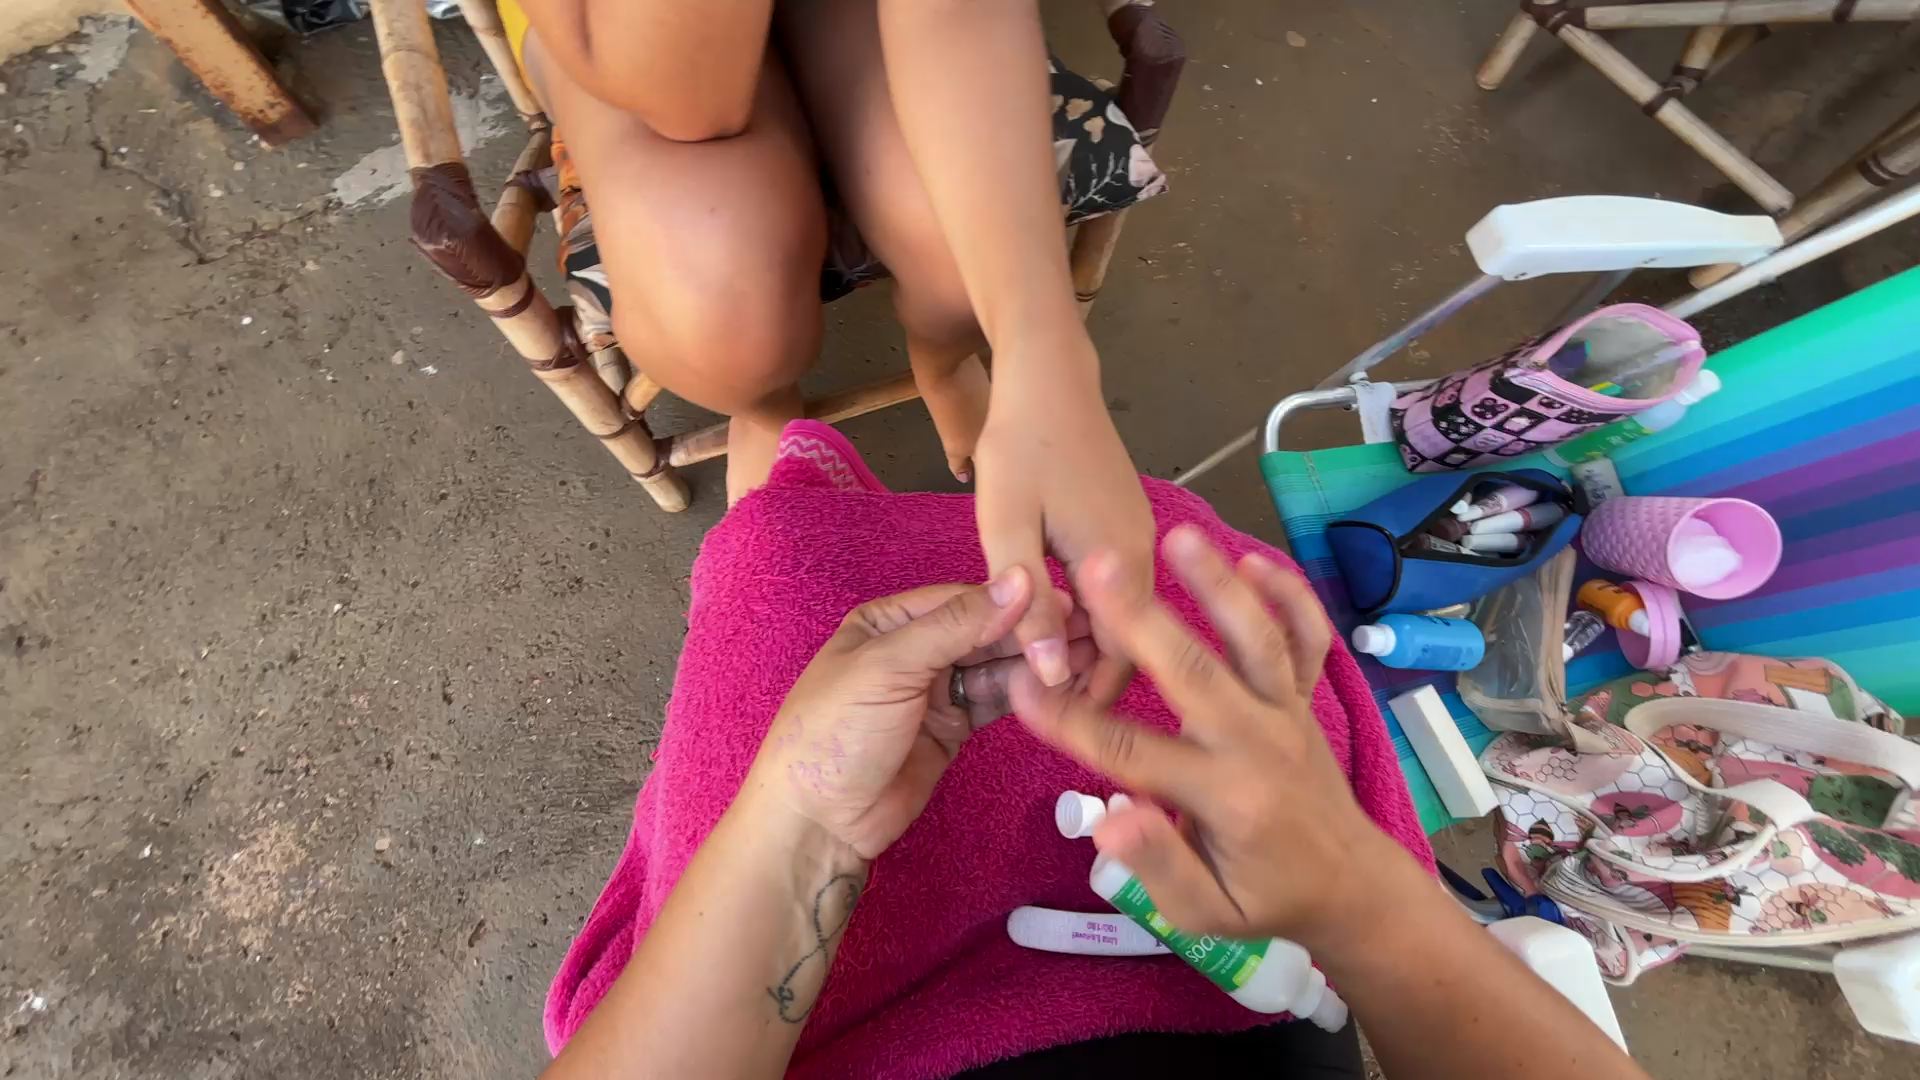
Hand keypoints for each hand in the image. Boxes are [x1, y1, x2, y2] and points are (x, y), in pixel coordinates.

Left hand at [751, 568, 1096, 860]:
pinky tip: (1060, 686)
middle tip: (1091, 629)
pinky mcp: (953, 726)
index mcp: (890, 621)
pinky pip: (995, 701)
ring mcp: (936, 689)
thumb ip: (956, 624)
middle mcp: (916, 648)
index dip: (1011, 601)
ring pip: (995, 667)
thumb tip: (1019, 578)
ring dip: (1035, 662)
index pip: (961, 601)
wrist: (819, 823)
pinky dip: (1025, 694)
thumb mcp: (890, 666)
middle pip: (983, 632)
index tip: (1064, 601)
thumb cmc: (838, 730)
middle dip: (1031, 632)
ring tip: (1088, 654)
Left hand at [973, 345, 1154, 699]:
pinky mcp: (1124, 519)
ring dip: (1089, 642)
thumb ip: (1030, 602)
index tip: (1063, 726)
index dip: (1094, 696)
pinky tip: (1058, 614)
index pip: (1124, 657)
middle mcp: (1142, 555)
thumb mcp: (1009, 527)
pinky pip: (1116, 583)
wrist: (1048, 376)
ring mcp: (1138, 534)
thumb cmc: (1021, 449)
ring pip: (1122, 611)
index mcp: (1121, 566)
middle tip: (1048, 702)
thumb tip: (1053, 673)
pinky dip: (1093, 610)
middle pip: (1128, 637)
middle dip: (1091, 674)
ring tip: (1046, 666)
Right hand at [1010, 525, 1418, 945]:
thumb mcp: (1202, 913)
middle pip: (1193, 671)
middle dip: (1139, 617)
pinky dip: (1291, 598)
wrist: (1351, 886)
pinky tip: (1256, 560)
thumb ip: (1156, 865)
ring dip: (1217, 585)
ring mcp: (1287, 710)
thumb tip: (1107, 823)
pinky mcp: (1306, 696)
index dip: (1070, 720)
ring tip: (1179, 535)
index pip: (1131, 752)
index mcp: (1224, 795)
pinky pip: (1308, 640)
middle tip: (1096, 566)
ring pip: (1255, 640)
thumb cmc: (1263, 896)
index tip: (1023, 686)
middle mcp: (1257, 741)